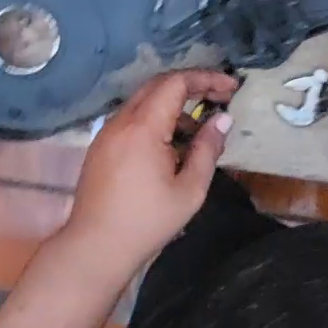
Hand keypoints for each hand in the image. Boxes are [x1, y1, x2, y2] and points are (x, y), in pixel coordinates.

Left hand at [62, 69, 239, 269]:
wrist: (95, 248)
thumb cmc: (147, 222)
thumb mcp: (189, 190)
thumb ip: (208, 149)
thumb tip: (223, 119)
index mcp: (143, 128)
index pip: (176, 83)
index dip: (206, 79)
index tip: (231, 88)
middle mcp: (121, 121)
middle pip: (158, 84)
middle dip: (192, 84)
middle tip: (220, 97)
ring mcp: (107, 133)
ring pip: (143, 101)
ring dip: (173, 103)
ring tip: (200, 125)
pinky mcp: (101, 146)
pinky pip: (132, 118)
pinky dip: (156, 118)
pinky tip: (173, 143)